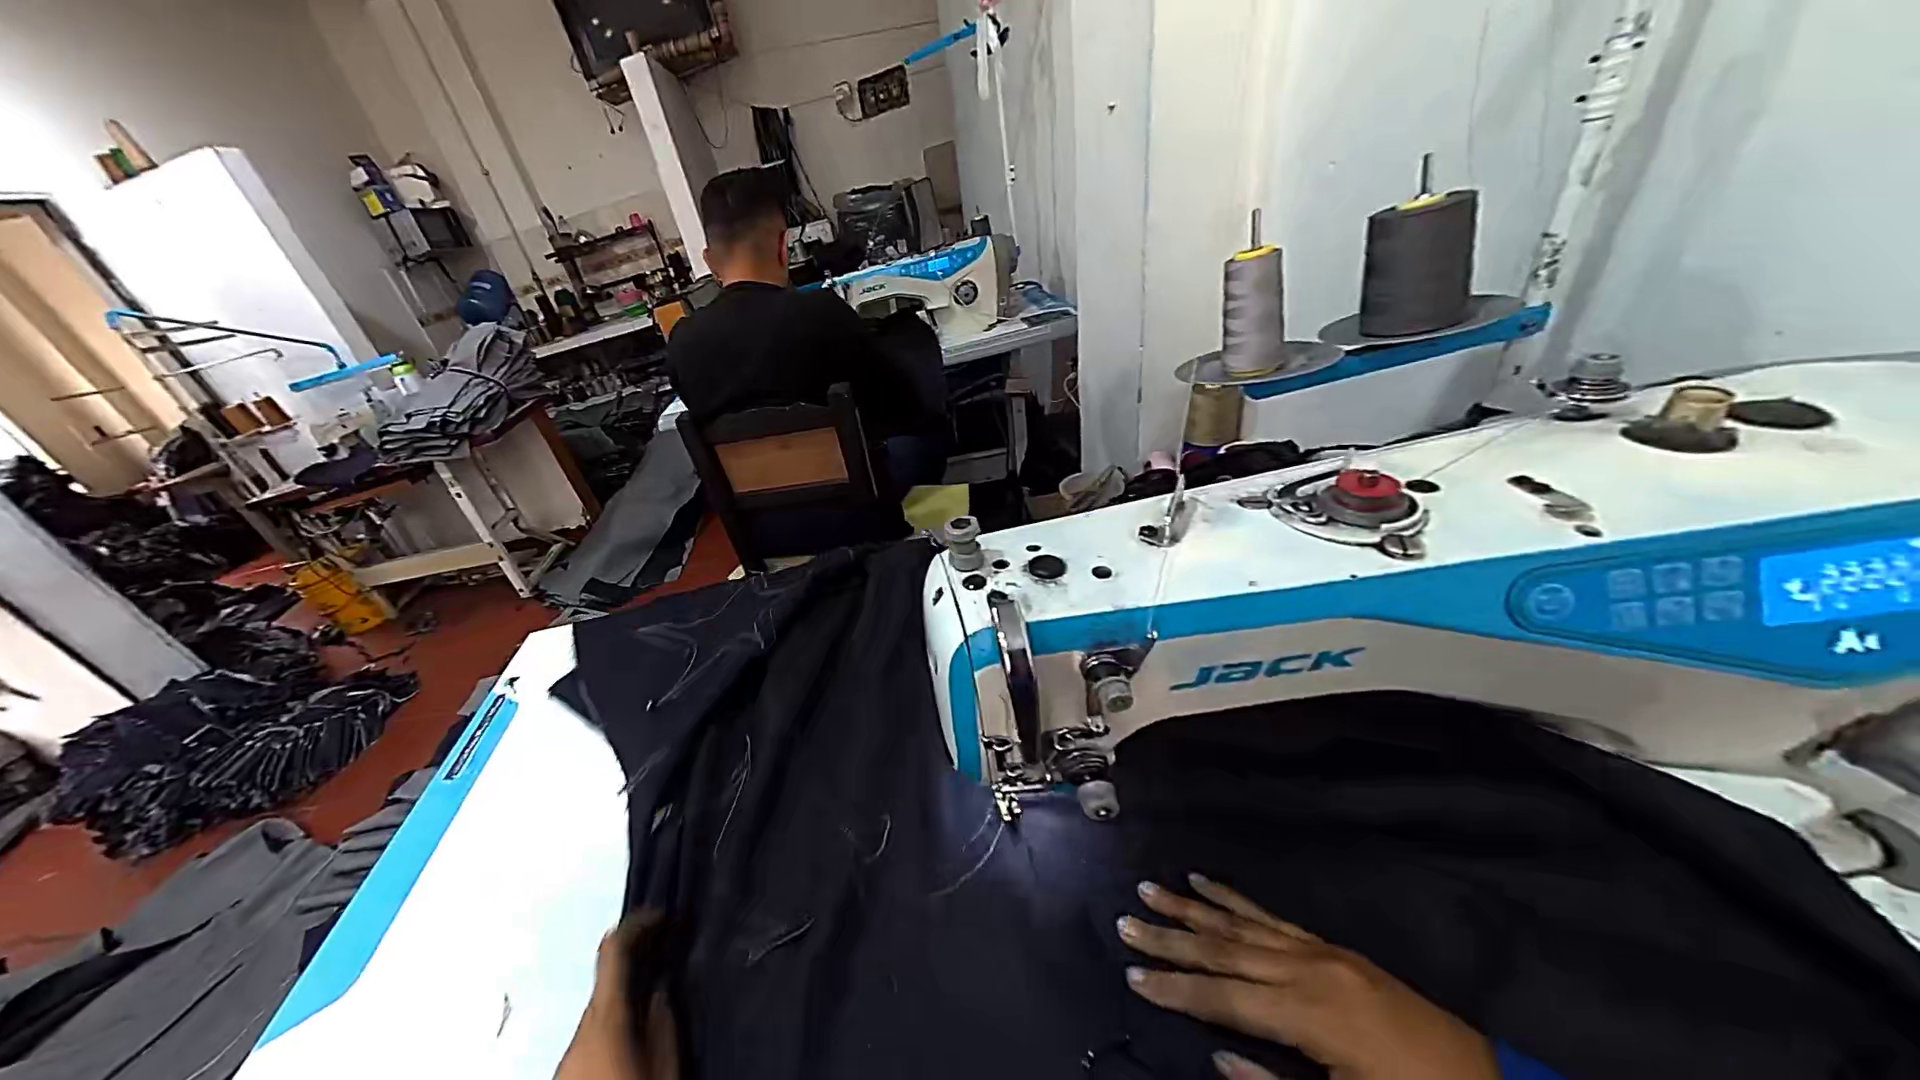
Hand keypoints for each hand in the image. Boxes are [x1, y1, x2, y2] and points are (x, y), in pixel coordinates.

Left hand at [555, 910, 678, 1079]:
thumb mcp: (664, 1068)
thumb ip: (662, 1023)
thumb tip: (658, 988)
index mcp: (605, 1020)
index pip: (612, 952)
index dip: (636, 924)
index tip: (663, 913)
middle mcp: (580, 1031)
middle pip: (606, 980)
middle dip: (638, 957)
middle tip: (671, 945)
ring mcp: (569, 1055)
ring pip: (601, 1007)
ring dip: (628, 988)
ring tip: (661, 982)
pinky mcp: (568, 1075)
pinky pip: (595, 1031)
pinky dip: (618, 1015)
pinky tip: (639, 1025)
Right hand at [1118, 874, 1497, 1079]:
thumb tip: (1216, 1052)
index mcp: (1310, 1015)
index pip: (1225, 997)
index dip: (1175, 988)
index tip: (1132, 974)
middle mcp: (1306, 969)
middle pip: (1224, 950)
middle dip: (1171, 937)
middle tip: (1124, 920)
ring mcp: (1318, 951)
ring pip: (1239, 924)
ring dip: (1191, 908)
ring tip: (1150, 890)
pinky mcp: (1328, 946)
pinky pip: (1270, 916)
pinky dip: (1233, 898)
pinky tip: (1205, 882)